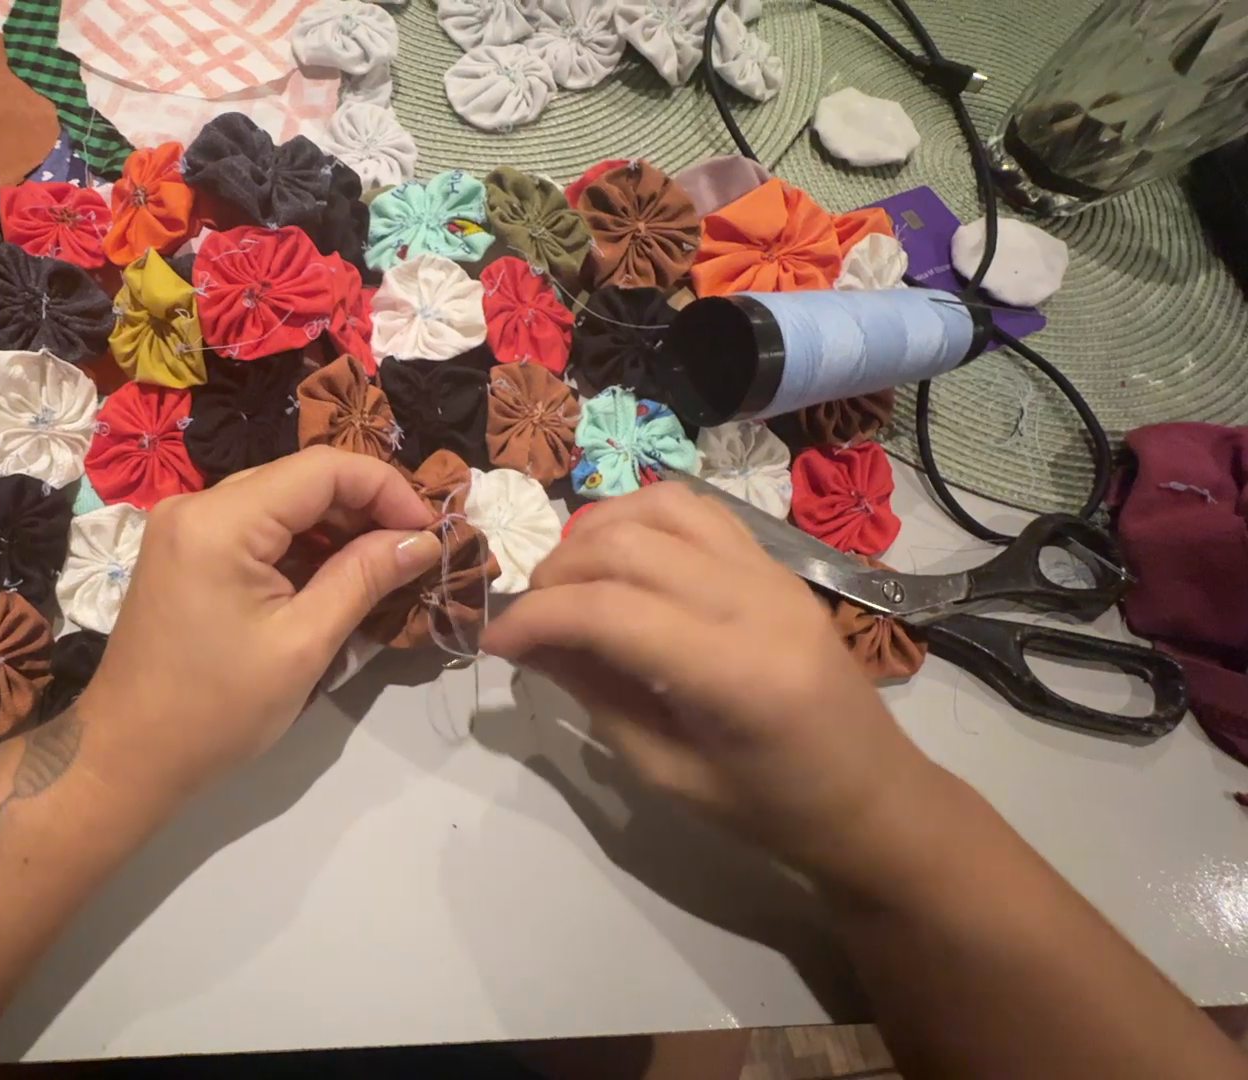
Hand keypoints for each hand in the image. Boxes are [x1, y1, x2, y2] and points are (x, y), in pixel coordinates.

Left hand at [76, 447, 442, 802]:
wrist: (130, 755)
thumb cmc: (216, 711)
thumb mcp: (304, 644)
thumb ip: (364, 578)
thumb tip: (423, 540)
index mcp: (220, 521)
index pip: (322, 469)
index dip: (386, 488)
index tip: (429, 529)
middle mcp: (195, 505)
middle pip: (299, 479)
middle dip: (363, 507)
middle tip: (412, 549)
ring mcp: (184, 526)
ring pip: (279, 501)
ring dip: (334, 526)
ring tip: (381, 565)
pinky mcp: (184, 549)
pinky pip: (254, 526)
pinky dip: (299, 544)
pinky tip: (332, 573)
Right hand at [481, 483, 943, 886]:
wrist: (875, 799)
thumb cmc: (767, 807)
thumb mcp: (660, 769)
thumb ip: (589, 691)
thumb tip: (523, 640)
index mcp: (734, 676)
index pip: (606, 611)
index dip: (533, 617)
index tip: (493, 641)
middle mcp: (755, 604)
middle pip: (622, 547)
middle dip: (552, 575)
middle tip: (529, 620)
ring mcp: (770, 572)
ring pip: (654, 508)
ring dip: (590, 535)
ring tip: (567, 580)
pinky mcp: (773, 562)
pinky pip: (692, 509)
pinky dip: (635, 516)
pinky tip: (615, 554)